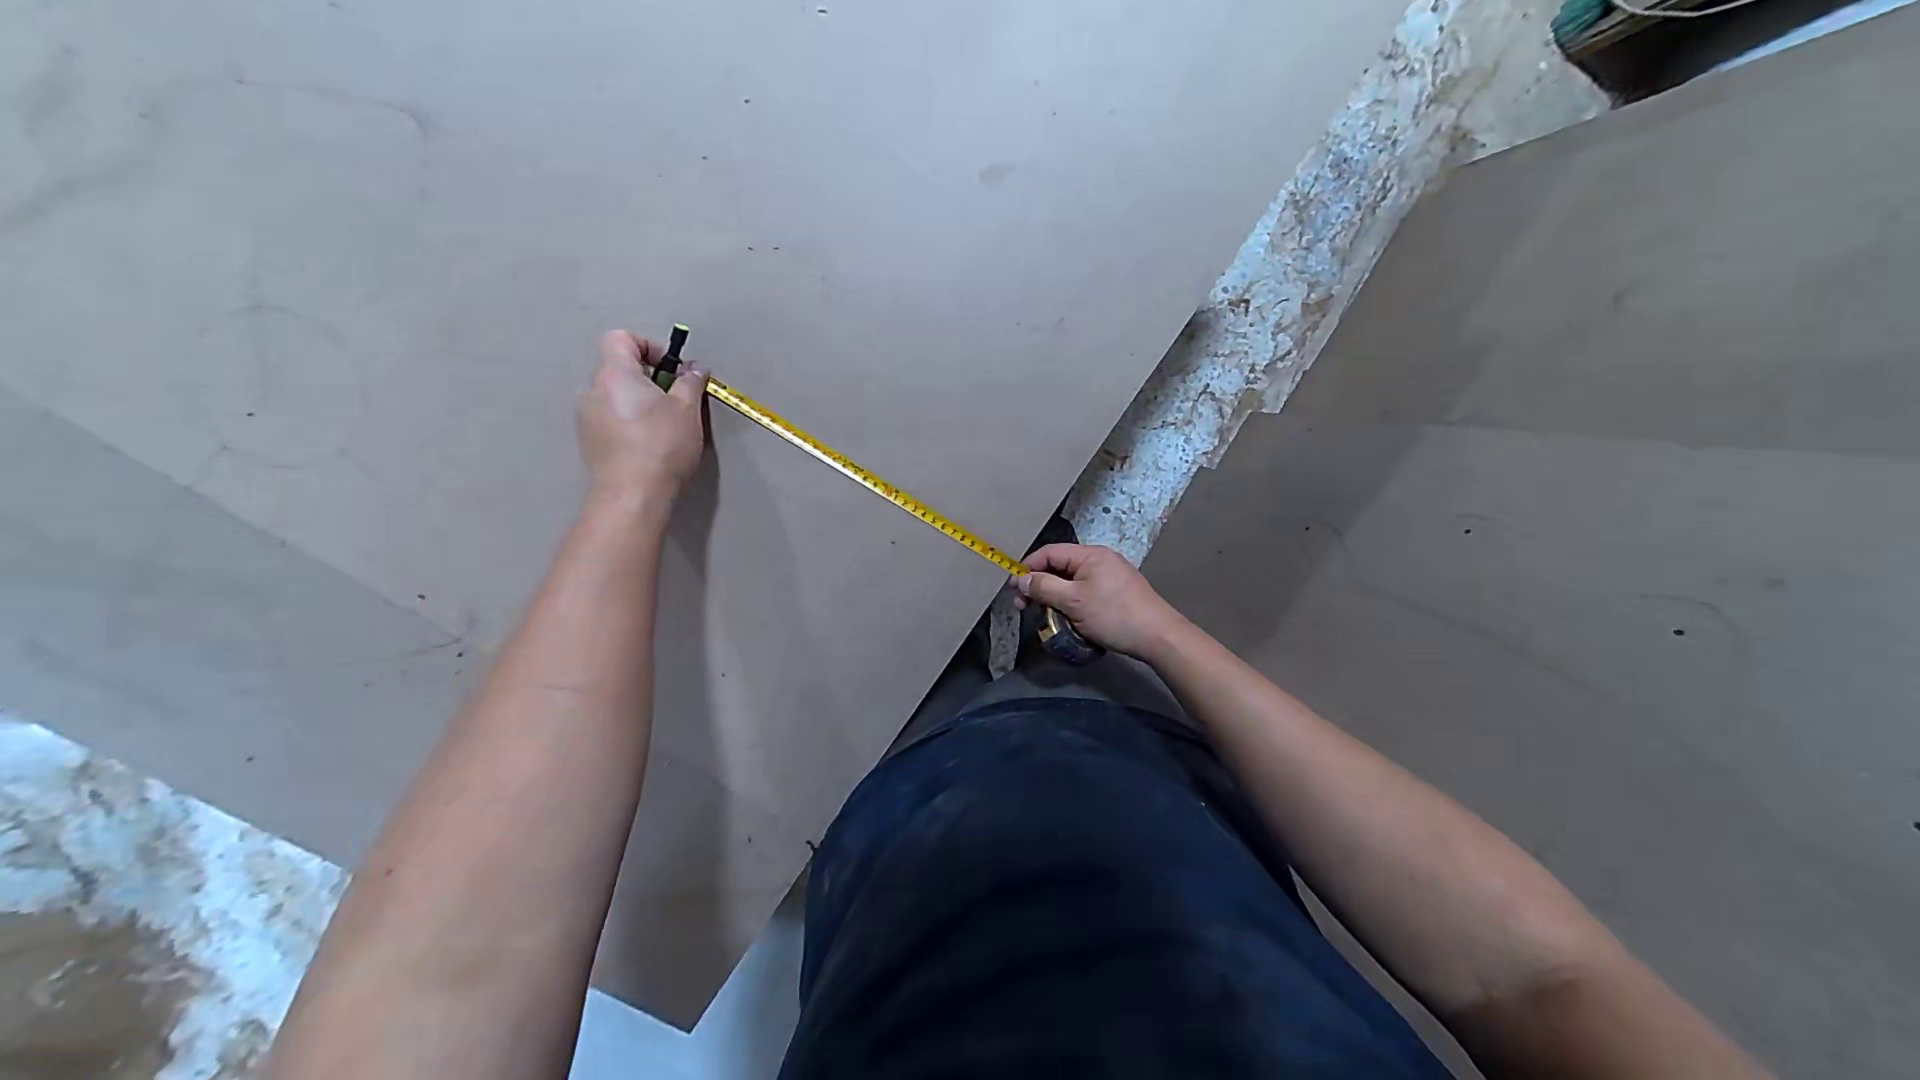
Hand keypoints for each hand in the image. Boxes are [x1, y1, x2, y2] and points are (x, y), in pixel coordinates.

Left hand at [577, 330, 708, 498]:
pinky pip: (610, 419)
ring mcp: (587, 417)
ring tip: (665, 425)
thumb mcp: (688, 409)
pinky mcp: (590, 441)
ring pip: (615, 395)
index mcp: (614, 373)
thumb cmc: (660, 448)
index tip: (672, 367)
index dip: (649, 345)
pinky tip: (650, 443)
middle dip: (649, 378)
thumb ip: (692, 382)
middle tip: (676, 398)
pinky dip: (629, 422)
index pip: (621, 338)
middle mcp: (593, 390)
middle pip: (619, 368)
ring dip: (639, 402)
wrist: (633, 494)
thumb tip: (695, 370)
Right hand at [1013, 544, 1192, 662]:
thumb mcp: (1073, 601)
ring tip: (1045, 615)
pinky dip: (1070, 603)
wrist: (1158, 636)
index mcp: (1090, 555)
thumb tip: (1021, 578)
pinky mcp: (1115, 593)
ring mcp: (1109, 576)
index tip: (1014, 589)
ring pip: (1070, 582)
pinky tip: (1066, 618)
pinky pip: (1084, 592)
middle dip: (1039, 586)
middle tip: (1024, 607)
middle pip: (1059, 567)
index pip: (1049, 553)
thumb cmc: (1114, 615)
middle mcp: (1099, 560)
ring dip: (1054, 597)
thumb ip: (1044, 587)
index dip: (1028, 568)